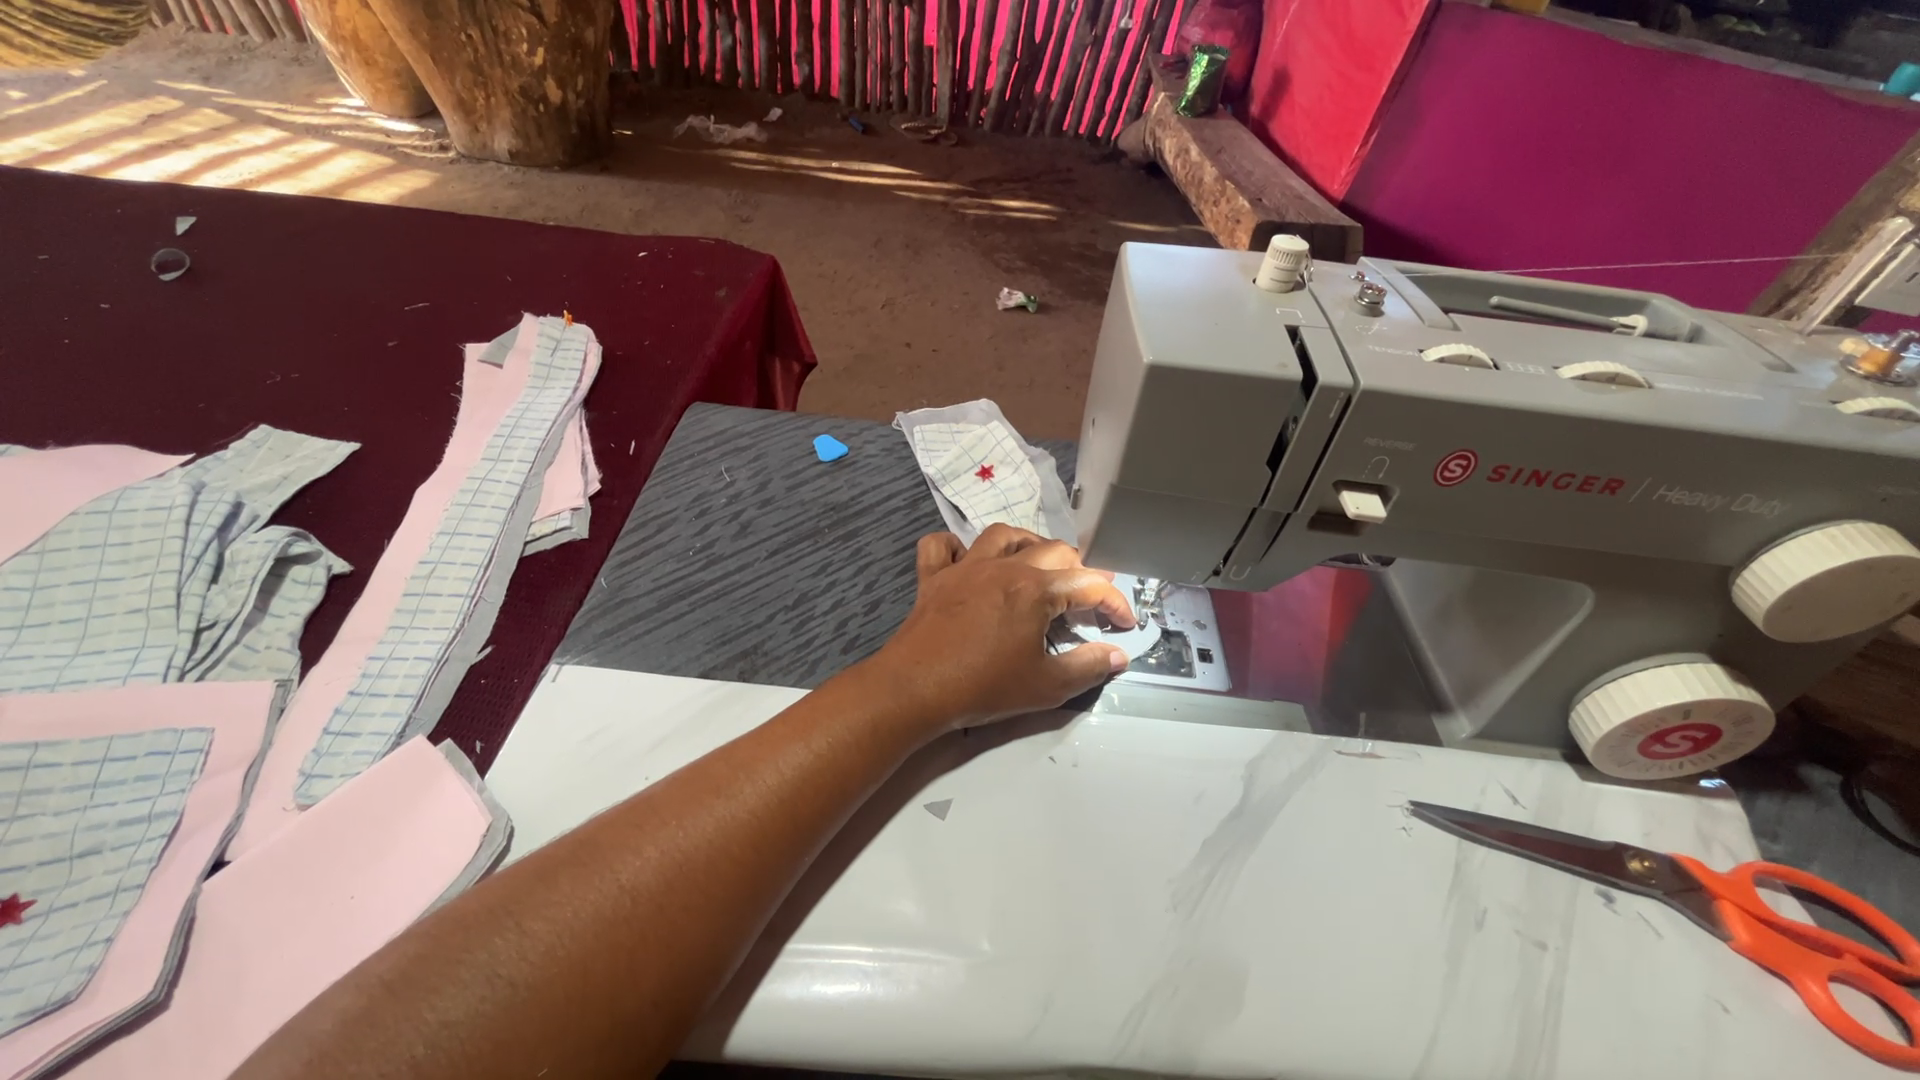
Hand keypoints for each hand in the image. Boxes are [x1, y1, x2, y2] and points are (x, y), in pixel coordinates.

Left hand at [858, 524, 1135, 731]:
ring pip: (1002, 535)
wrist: (914, 689)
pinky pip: (942, 546)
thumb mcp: (1047, 687)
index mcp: (1035, 590)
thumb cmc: (983, 688)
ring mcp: (964, 568)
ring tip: (1037, 567)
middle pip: (1053, 550)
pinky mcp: (932, 578)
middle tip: (1087, 597)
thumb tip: (1117, 655)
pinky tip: (966, 561)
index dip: (1115, 602)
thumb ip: (1088, 667)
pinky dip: (955, 547)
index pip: (1090, 585)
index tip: (1125, 624)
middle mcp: (1003, 567)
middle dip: (1079, 570)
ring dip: (1027, 545)